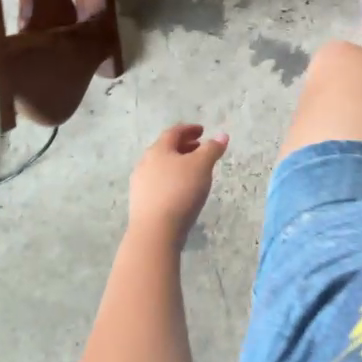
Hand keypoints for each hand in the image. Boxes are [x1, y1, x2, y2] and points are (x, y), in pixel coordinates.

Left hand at [129, 124, 227, 240]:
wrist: (155, 232)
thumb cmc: (180, 190)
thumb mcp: (202, 165)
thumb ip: (212, 148)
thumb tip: (222, 135)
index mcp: (158, 150)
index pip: (173, 132)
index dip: (189, 129)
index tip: (202, 131)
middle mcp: (145, 164)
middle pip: (166, 150)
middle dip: (184, 147)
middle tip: (200, 148)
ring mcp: (140, 185)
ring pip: (161, 168)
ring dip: (177, 165)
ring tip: (194, 171)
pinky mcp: (141, 204)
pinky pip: (158, 184)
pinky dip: (172, 180)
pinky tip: (182, 190)